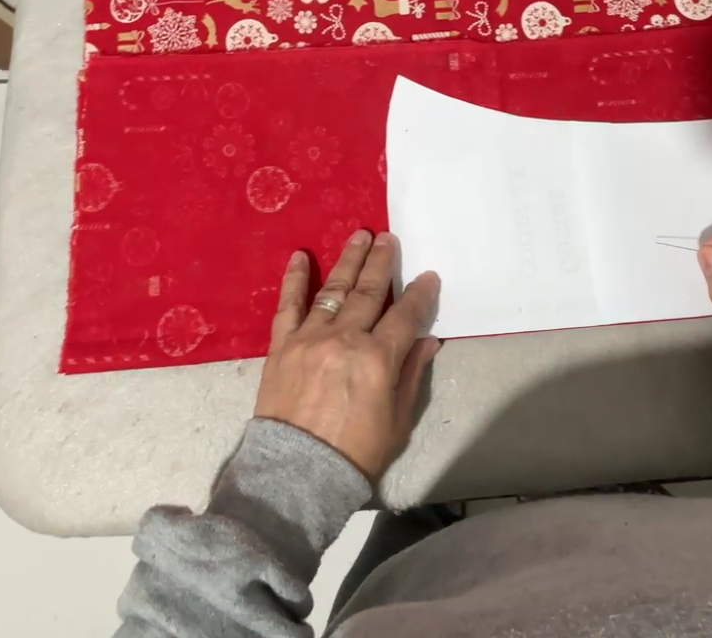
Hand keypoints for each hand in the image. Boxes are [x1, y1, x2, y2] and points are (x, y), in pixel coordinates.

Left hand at [255, 230, 441, 480]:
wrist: (296, 475)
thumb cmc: (355, 453)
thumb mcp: (396, 420)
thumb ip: (410, 375)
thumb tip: (427, 340)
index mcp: (377, 360)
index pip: (405, 316)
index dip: (420, 294)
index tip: (429, 275)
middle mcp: (344, 339)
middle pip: (369, 292)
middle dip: (383, 262)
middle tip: (390, 238)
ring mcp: (310, 339)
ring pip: (334, 289)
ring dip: (349, 260)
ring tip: (360, 235)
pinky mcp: (282, 346)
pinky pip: (289, 306)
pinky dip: (295, 280)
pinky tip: (301, 257)